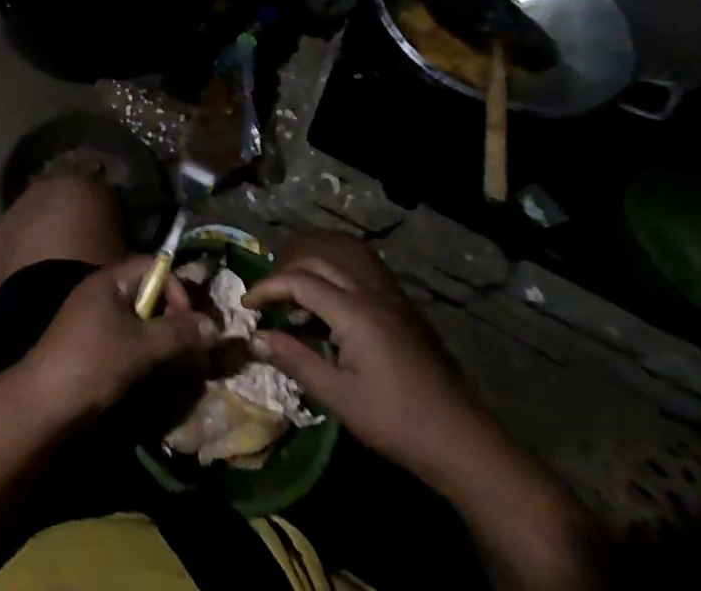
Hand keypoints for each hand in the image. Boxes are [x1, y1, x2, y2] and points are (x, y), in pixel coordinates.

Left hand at [20, 256, 219, 418]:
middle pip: (149, 290)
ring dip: (161, 333)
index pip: (155, 266)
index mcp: (110, 280)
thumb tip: (216, 327)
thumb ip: (179, 333)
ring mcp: (93, 318)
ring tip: (176, 358)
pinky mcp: (90, 343)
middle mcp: (101, 292)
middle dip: (174, 313)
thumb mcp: (141, 347)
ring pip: (140, 316)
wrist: (39, 406)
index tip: (188, 322)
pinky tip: (152, 368)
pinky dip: (144, 346)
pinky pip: (127, 334)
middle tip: (190, 341)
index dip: (178, 289)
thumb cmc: (92, 364)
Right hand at [244, 257, 491, 476]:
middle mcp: (370, 296)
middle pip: (320, 267)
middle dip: (287, 278)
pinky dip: (330, 295)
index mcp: (354, 312)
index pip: (300, 282)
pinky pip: (355, 290)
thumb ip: (295, 359)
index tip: (245, 306)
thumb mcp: (336, 394)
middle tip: (264, 305)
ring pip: (339, 275)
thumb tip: (257, 337)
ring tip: (289, 316)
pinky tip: (322, 327)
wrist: (455, 434)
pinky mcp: (398, 316)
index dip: (268, 288)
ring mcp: (388, 304)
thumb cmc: (392, 418)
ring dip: (309, 284)